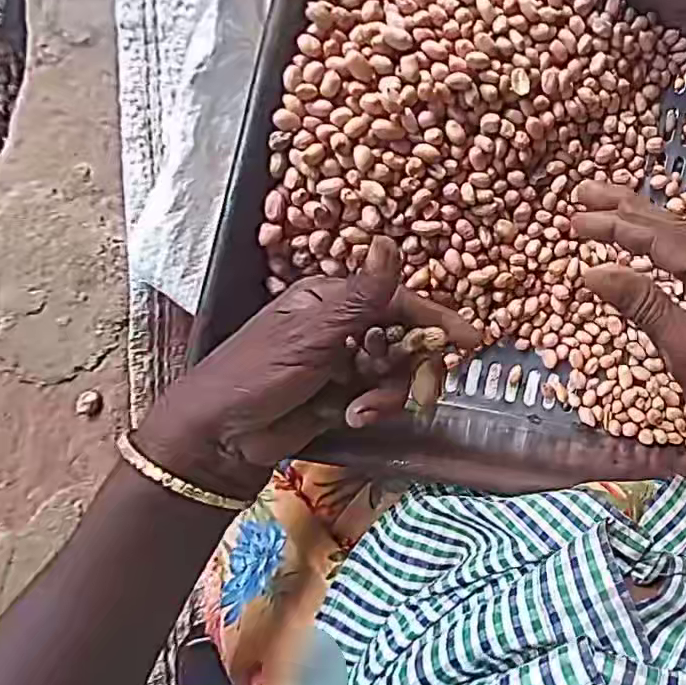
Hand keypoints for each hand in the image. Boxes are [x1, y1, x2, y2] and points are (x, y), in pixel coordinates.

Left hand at [135, 237, 479, 496]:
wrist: (216, 442)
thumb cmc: (254, 375)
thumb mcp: (312, 334)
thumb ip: (362, 295)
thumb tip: (389, 242)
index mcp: (335, 298)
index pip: (401, 302)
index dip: (437, 321)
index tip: (470, 340)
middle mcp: (347, 325)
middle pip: (407, 339)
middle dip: (406, 366)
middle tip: (394, 385)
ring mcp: (348, 360)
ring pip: (400, 371)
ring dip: (388, 393)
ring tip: (360, 408)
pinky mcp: (348, 392)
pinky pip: (384, 395)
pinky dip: (375, 407)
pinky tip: (352, 416)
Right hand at [570, 181, 685, 447]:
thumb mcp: (684, 350)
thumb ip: (642, 304)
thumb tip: (594, 272)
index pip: (666, 241)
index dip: (618, 229)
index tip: (579, 221)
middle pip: (676, 227)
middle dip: (626, 209)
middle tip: (584, 191)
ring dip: (642, 221)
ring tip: (603, 203)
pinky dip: (662, 242)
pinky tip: (641, 233)